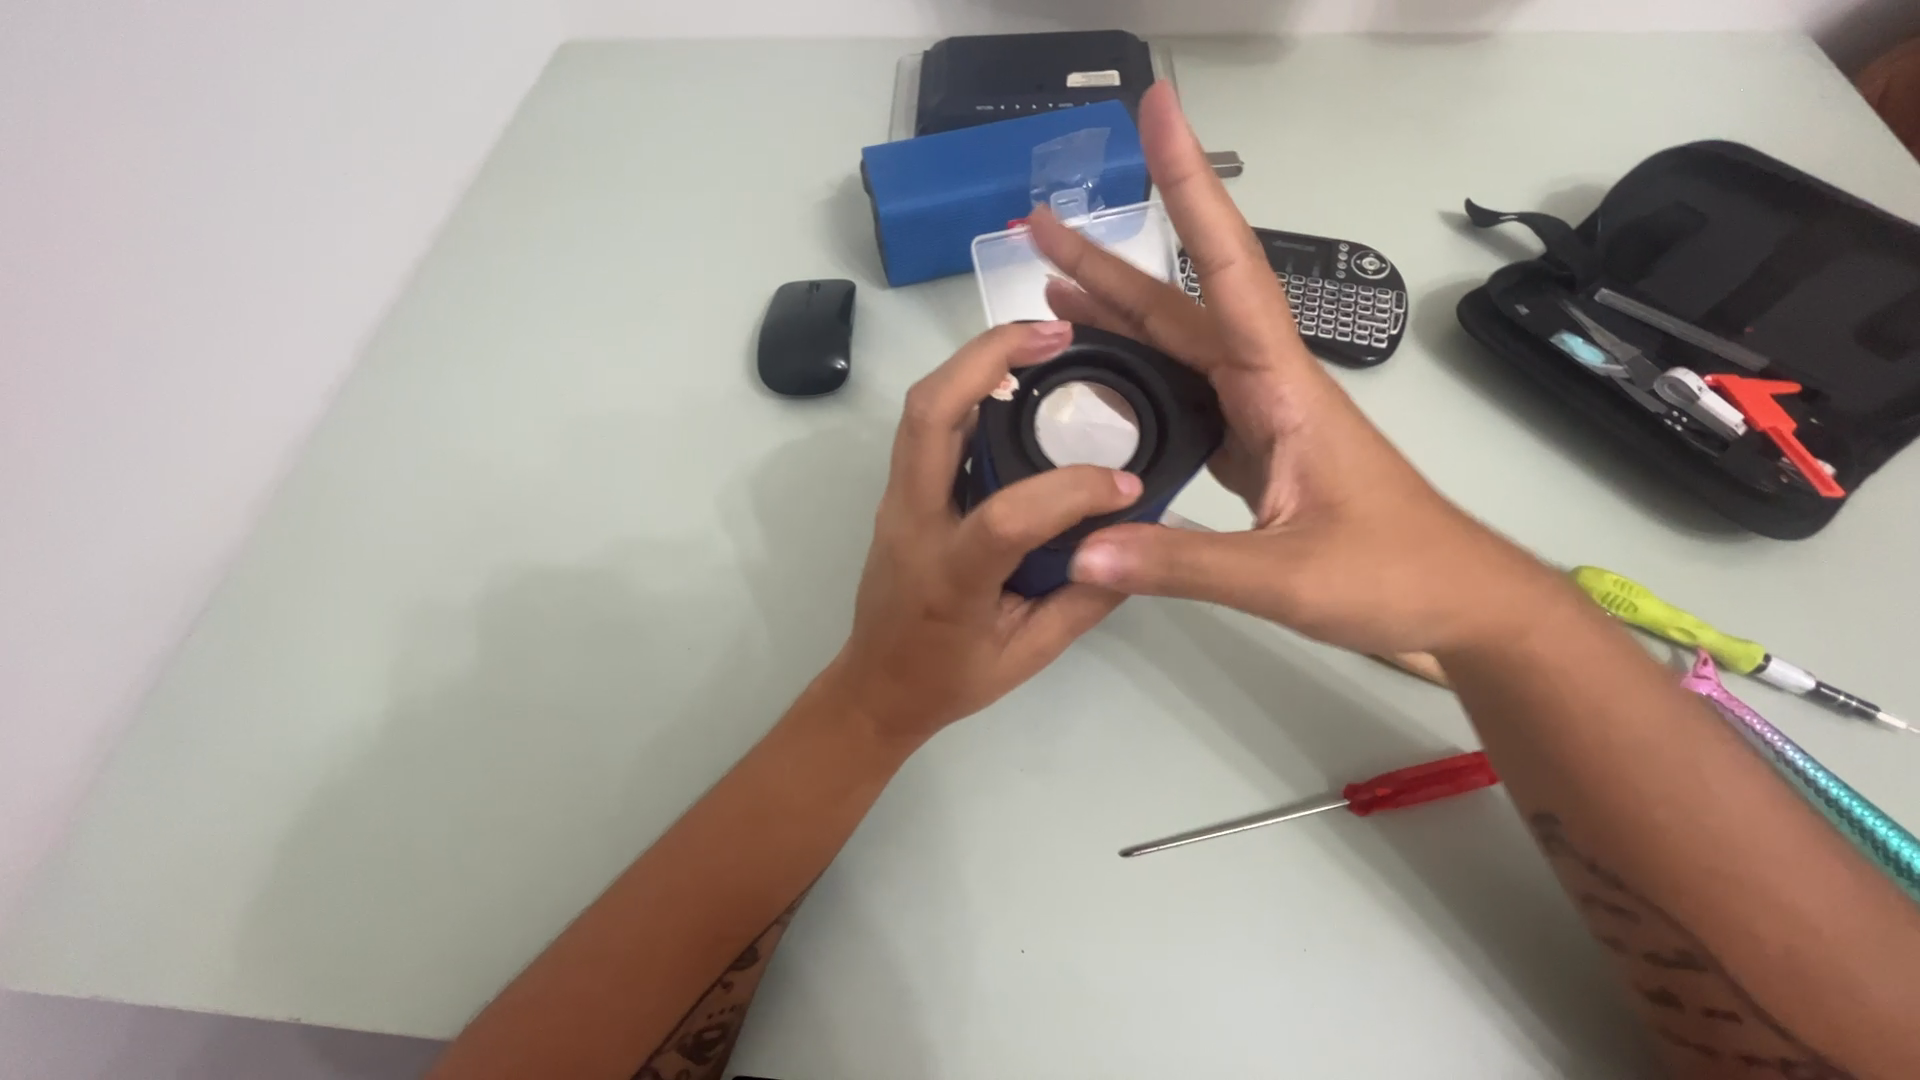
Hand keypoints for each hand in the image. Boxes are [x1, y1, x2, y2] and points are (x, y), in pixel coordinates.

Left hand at [823, 320, 1140, 746]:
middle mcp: (912, 523)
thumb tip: (1136, 541)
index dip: (1072, 492)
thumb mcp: (1029, 655)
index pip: (1007, 516)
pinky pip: (926, 426)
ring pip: (921, 408)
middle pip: (930, 414)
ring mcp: (897, 501)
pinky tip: (1013, 387)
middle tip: (1058, 337)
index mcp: (949, 576)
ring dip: (976, 362)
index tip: (1128, 489)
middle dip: (990, 357)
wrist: (877, 685)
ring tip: (1041, 346)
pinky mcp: (899, 493)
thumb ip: (1085, 599)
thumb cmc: (950, 678)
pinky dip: (967, 390)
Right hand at [1031, 82, 1563, 655]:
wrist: (1455, 602)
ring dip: (1119, 314)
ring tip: (1054, 291)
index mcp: (1282, 388)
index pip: (1227, 271)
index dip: (1191, 189)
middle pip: (1183, 304)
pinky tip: (1105, 381)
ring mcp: (1258, 416)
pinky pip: (1183, 397)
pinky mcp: (1251, 449)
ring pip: (1179, 347)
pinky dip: (1138, 378)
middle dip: (1114, 260)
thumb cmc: (1395, 574)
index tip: (1159, 115)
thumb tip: (1081, 548)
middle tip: (1043, 227)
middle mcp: (1267, 385)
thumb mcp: (1285, 576)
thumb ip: (1181, 561)